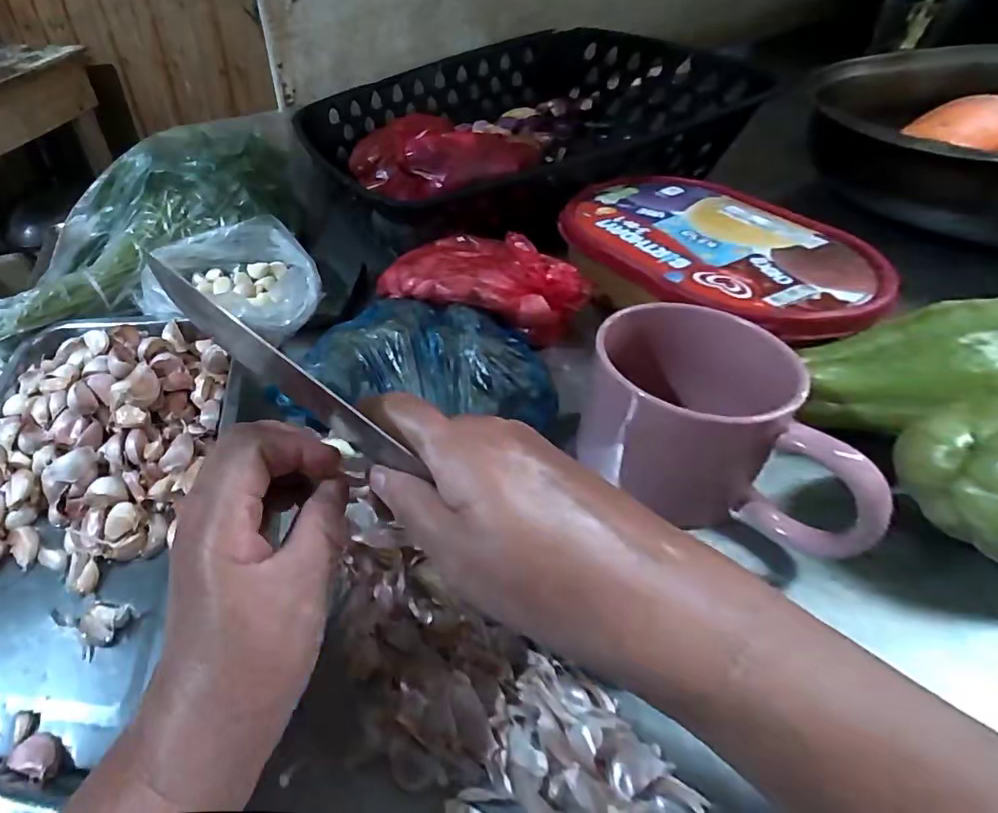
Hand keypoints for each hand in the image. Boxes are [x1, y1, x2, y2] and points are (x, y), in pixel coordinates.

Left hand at [73, 422, 346, 812]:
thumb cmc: (257, 658)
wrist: (208, 725)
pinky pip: (239, 497)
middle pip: (241, 447)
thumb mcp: (304, 584)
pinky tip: (303, 510)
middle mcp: (198, 510)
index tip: (338, 465)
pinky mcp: (209, 548)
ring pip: (239, 470)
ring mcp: (200, 529)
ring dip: (283, 467)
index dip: (297, 443)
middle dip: (290, 447)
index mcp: (215, 514)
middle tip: (333, 469)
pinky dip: (273, 490)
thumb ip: (324, 521)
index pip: (251, 443)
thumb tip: (339, 481)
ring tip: (325, 486)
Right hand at [363, 393, 725, 688]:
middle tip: (413, 518)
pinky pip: (503, 463)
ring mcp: (531, 442)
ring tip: (464, 537)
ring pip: (471, 450)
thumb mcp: (450, 551)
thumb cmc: (530, 576)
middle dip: (415, 463)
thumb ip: (408, 502)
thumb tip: (380, 468)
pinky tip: (508, 537)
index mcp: (456, 442)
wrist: (643, 591)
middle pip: (437, 432)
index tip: (353, 443)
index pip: (400, 407)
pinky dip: (488, 487)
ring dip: (453, 479)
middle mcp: (492, 428)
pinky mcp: (558, 463)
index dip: (370, 416)